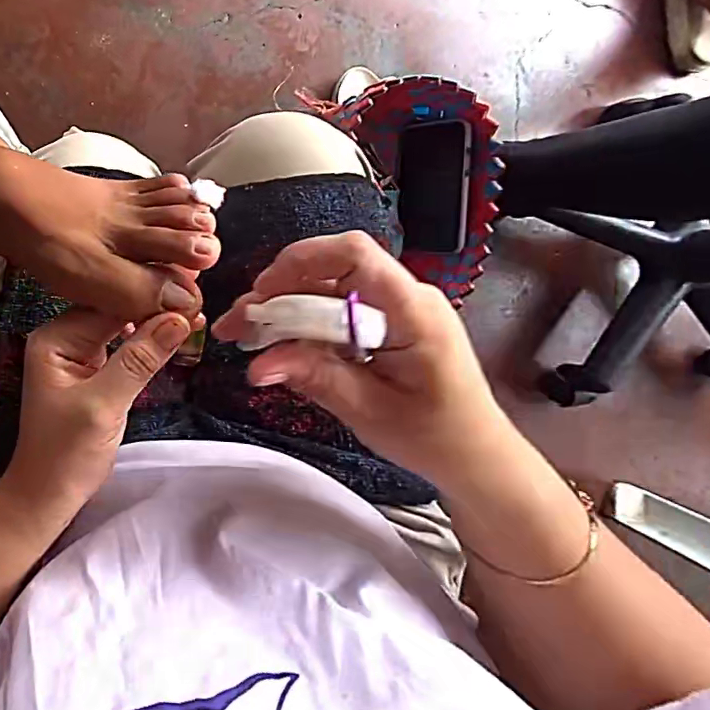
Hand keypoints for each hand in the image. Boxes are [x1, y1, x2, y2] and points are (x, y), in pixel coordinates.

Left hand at [6, 309, 191, 506]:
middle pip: (113, 309)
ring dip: (152, 321)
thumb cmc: (66, 454)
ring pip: (119, 324)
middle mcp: (60, 337)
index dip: (148, 299)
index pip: (106, 304)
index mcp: (53, 338)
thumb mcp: (104, 405)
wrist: (47, 495)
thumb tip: (179, 319)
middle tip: (198, 302)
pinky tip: (170, 335)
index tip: (192, 295)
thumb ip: (139, 360)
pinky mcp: (89, 368)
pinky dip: (145, 340)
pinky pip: (121, 343)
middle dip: (153, 306)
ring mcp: (74, 352)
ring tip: (192, 313)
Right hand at [212, 231, 511, 485]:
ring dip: (278, 307)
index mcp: (412, 310)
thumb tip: (258, 364)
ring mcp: (390, 306)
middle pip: (326, 269)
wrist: (475, 456)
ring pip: (321, 287)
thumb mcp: (370, 410)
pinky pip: (329, 306)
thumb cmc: (436, 436)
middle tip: (235, 325)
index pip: (353, 254)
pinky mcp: (379, 319)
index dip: (300, 262)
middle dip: (273, 292)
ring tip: (243, 334)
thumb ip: (315, 377)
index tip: (263, 294)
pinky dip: (295, 320)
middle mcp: (402, 296)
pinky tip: (271, 340)